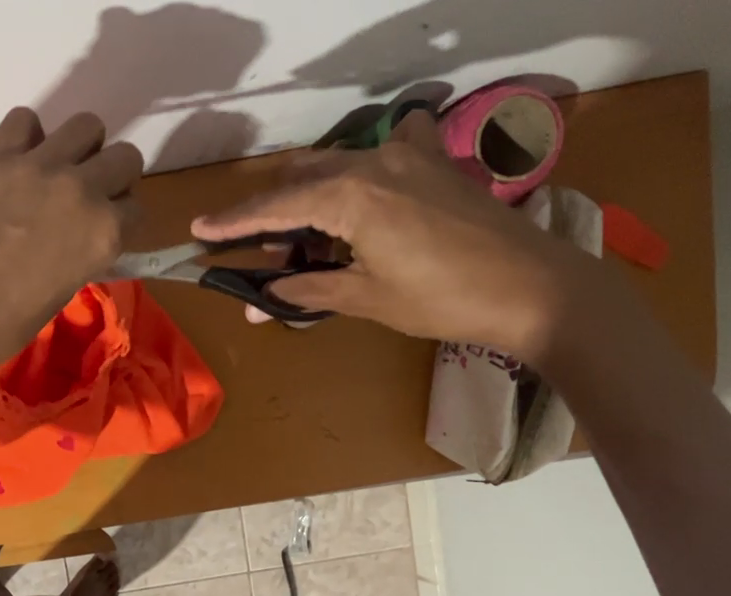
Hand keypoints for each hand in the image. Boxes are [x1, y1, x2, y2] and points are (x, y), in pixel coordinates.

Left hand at [0, 108, 143, 373]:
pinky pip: (25, 120)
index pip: (135, 209)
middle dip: (111, 178)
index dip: (119, 220)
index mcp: (104, 234)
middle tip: (85, 199)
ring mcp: (39, 167)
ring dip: (79, 147)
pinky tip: (18, 163)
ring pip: (87, 126)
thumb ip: (83, 255)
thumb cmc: (3, 325)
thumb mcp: (61, 294)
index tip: (101, 231)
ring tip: (57, 172)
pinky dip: (27, 136)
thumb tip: (82, 238)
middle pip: (124, 158)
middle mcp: (82, 191)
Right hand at [191, 113, 604, 361]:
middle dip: (271, 212)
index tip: (198, 230)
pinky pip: (378, 158)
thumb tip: (258, 303)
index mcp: (351, 195)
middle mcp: (374, 162)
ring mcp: (409, 157)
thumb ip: (306, 292)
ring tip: (302, 244)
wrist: (532, 287)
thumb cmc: (442, 299)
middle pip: (302, 178)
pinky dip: (355, 178)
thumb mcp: (365, 298)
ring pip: (337, 167)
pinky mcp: (434, 164)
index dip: (233, 221)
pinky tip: (360, 198)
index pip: (276, 206)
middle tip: (254, 251)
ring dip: (310, 199)